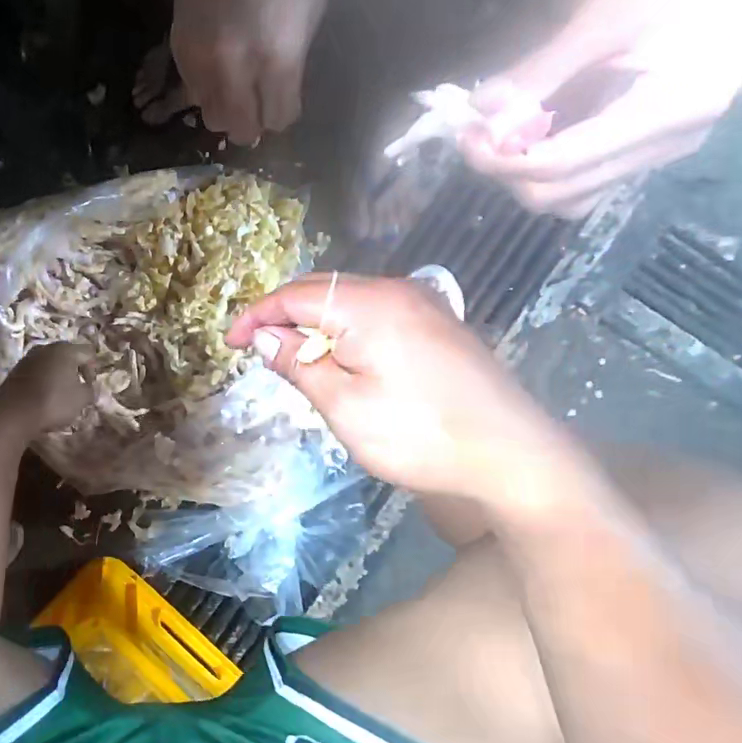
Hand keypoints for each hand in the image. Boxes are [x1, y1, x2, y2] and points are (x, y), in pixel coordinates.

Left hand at [0, 343, 90, 434]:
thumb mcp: (82, 399)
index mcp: (65, 350)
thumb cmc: (54, 402)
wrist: (14, 415)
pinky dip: (43, 380)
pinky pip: (36, 372)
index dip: (93, 370)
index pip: (88, 353)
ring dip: (57, 375)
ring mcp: (27, 358)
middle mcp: (45, 348)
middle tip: (78, 388)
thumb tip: (87, 387)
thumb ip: (90, 389)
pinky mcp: (15, 371)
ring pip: (50, 363)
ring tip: (60, 393)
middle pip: (67, 355)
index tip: (90, 386)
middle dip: (74, 370)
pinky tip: (43, 396)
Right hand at [170, 0, 324, 144]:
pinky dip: (205, 86)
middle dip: (253, 120)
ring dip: (225, 107)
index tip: (282, 100)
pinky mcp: (178, 45)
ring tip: (234, 85)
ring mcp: (202, 60)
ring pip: (210, 116)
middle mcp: (236, 70)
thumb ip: (292, 63)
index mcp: (278, 61)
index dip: (282, 113)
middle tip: (257, 100)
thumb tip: (279, 91)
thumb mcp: (310, 11)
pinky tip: (215, 64)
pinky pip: (191, 89)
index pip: (278, 119)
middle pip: (240, 128)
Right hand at [227, 274, 559, 496]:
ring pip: (351, 301)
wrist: (511, 454)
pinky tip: (344, 359)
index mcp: (368, 303)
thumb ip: (300, 364)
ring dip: (317, 323)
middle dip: (285, 316)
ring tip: (295, 359)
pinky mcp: (439, 326)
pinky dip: (348, 330)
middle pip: (324, 289)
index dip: (257, 316)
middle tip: (259, 352)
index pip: (295, 294)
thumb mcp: (345, 406)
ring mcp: (424, 305)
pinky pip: (377, 314)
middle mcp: (397, 290)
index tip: (230, 343)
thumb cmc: (419, 434)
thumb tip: (263, 336)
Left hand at [461, 0, 741, 217]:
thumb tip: (482, 108)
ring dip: (529, 175)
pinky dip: (555, 165)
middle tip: (476, 136)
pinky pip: (594, 177)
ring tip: (502, 136)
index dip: (503, 161)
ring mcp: (666, 151)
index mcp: (665, 112)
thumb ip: (542, 70)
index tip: (467, 137)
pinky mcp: (659, 144)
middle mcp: (667, 147)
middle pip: (564, 194)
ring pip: (576, 195)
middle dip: (509, 172)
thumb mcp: (606, 14)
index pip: (561, 166)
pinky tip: (537, 133)